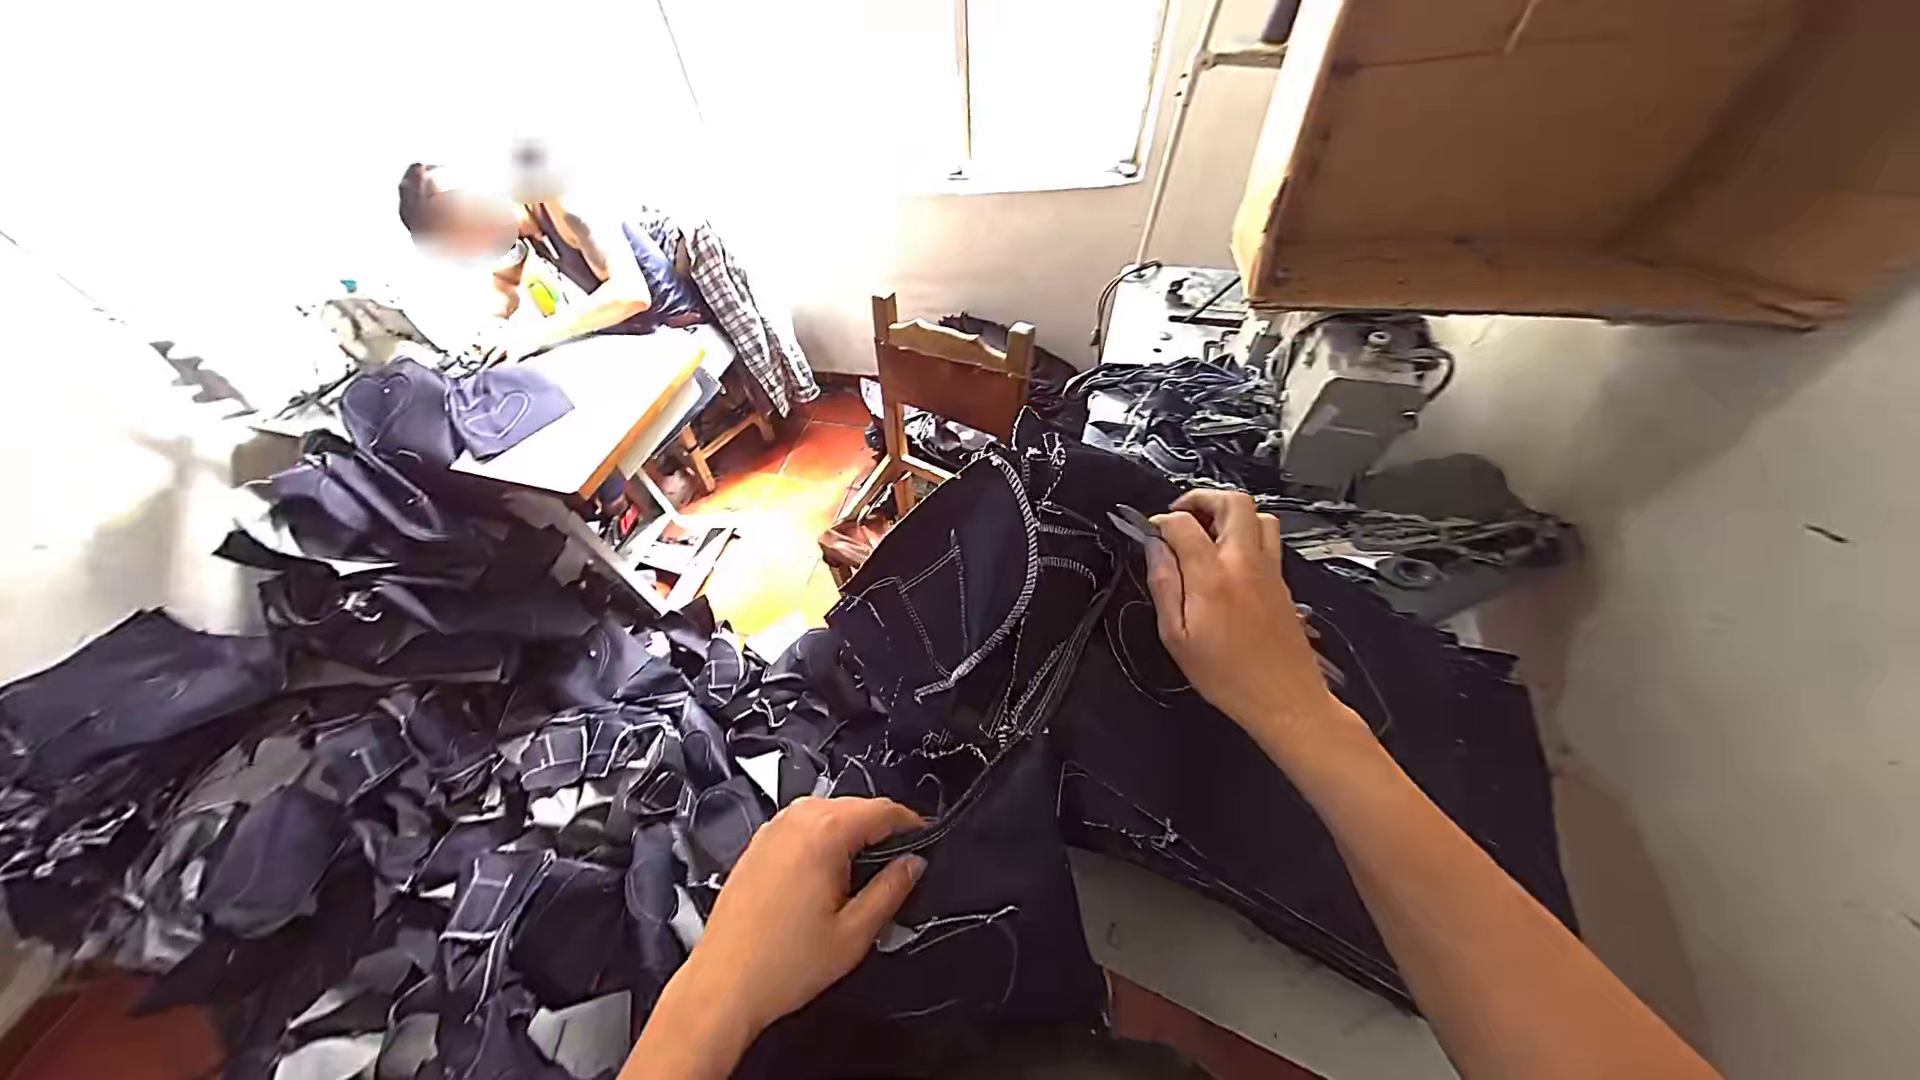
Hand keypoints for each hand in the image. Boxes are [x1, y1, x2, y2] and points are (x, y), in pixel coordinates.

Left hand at [684, 796, 926, 1026]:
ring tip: (859, 877)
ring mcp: (775, 827)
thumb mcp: (854, 932)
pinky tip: (825, 878)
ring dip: (853, 834)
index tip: (923, 837)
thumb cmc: (777, 965)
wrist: (722, 987)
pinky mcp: (761, 840)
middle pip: (858, 807)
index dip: (911, 823)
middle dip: (881, 830)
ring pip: (832, 813)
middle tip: (896, 865)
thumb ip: (893, 889)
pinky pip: (806, 825)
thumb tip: (913, 864)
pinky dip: (824, 840)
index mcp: (825, 832)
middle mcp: (798, 819)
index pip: (884, 809)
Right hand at [1145, 489, 1367, 760]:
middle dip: (1201, 498)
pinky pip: (1268, 538)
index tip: (1150, 533)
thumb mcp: (1176, 636)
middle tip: (1180, 516)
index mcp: (1213, 578)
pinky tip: (1226, 556)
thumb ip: (1163, 584)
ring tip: (1204, 531)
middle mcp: (1245, 564)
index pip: (1183, 524)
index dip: (1160, 522)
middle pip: (1233, 502)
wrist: (1285, 700)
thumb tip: (1154, 549)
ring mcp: (1269, 570)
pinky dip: (1244, 532)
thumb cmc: (1227, 675)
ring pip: (1258, 515)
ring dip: (1228, 513)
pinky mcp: (1282, 582)